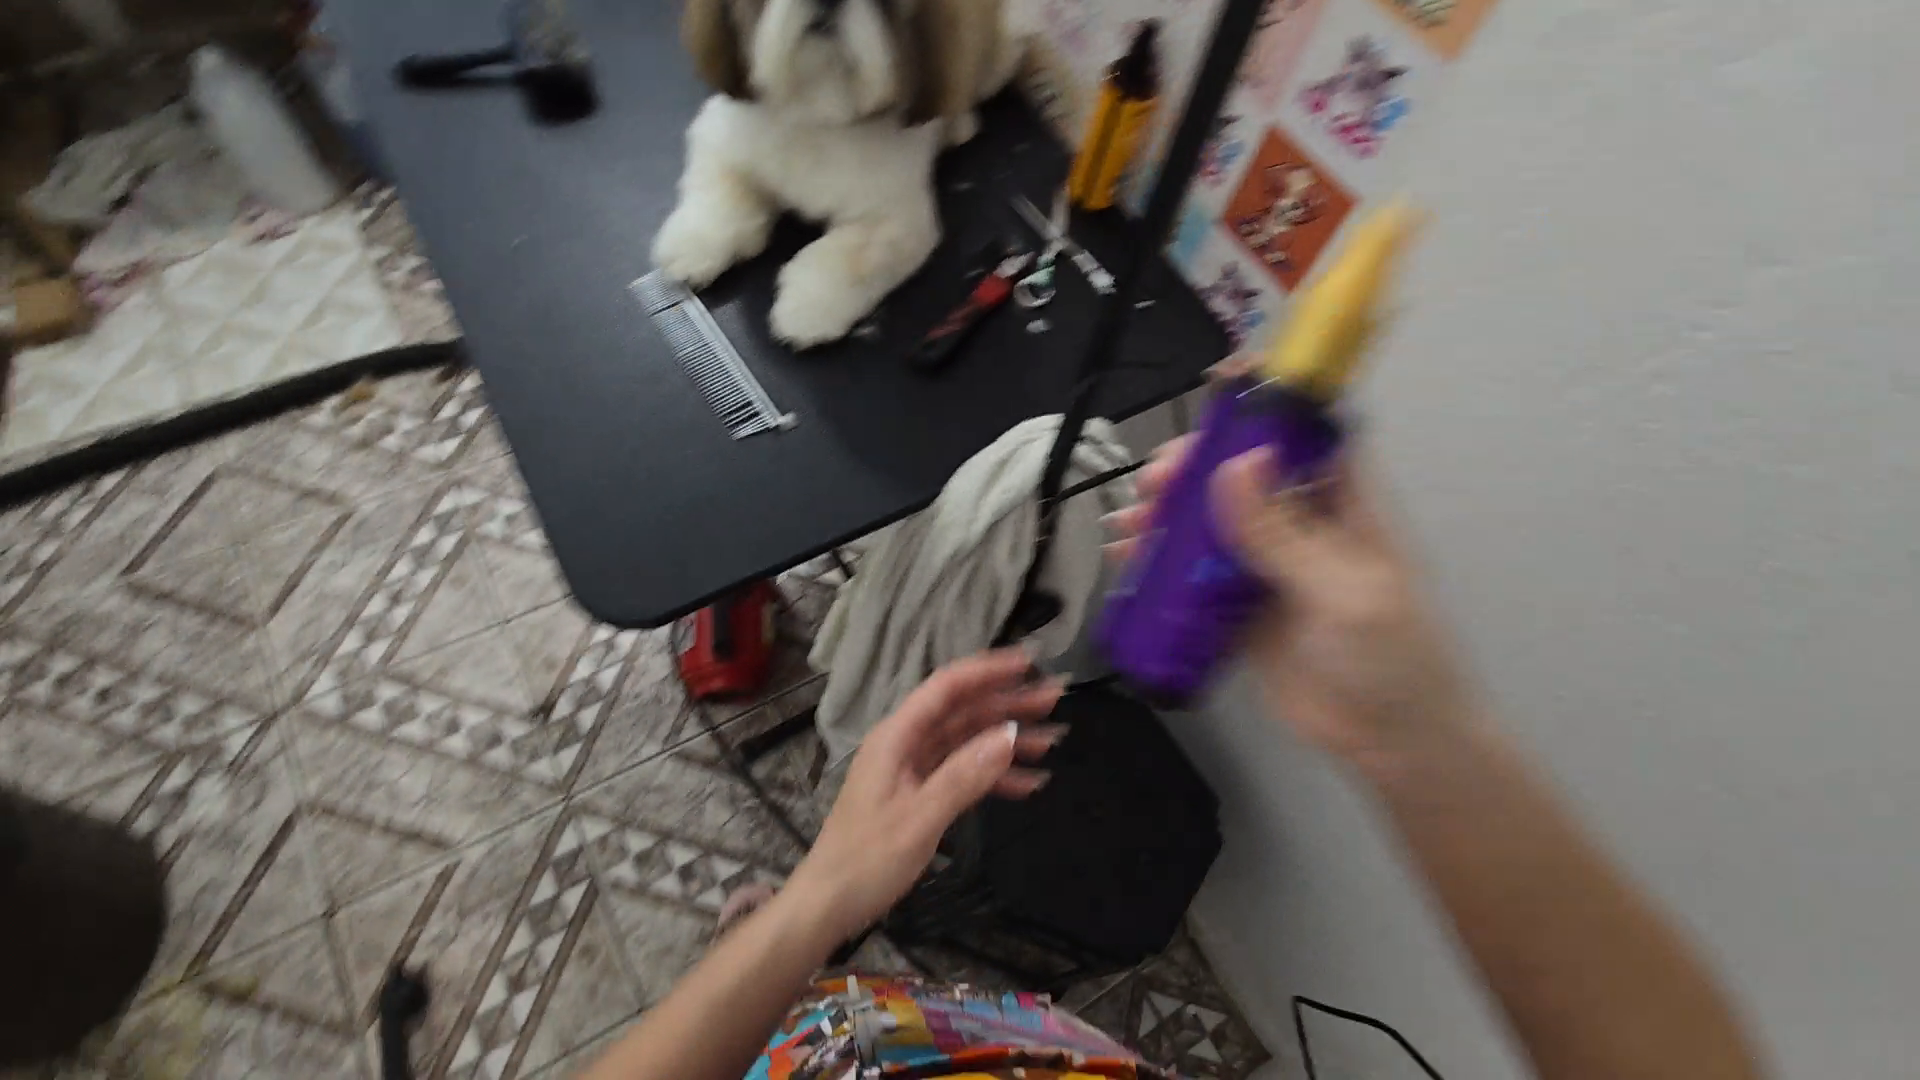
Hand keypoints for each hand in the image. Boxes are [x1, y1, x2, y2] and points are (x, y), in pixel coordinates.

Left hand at [785, 650, 1066, 941]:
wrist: (827, 906)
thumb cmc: (866, 861)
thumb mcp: (919, 820)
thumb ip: (964, 776)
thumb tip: (1009, 734)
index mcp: (896, 736)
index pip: (946, 688)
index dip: (988, 671)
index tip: (1029, 664)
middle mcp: (904, 743)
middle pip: (961, 711)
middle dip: (1007, 703)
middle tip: (1054, 699)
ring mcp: (911, 769)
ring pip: (966, 741)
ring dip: (1006, 740)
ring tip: (1051, 741)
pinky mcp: (918, 794)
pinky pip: (961, 772)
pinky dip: (992, 775)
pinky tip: (1027, 784)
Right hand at [1107, 432, 1473, 776]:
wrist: (1391, 741)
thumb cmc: (1392, 658)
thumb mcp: (1342, 590)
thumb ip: (1285, 533)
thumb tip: (1238, 463)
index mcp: (1343, 506)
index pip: (1304, 436)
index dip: (1264, 409)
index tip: (1214, 393)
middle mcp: (1301, 526)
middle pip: (1241, 477)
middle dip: (1194, 469)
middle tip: (1154, 480)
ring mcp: (1267, 568)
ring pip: (1210, 523)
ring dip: (1168, 515)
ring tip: (1130, 522)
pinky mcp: (1239, 608)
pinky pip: (1194, 576)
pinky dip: (1159, 564)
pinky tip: (1127, 559)